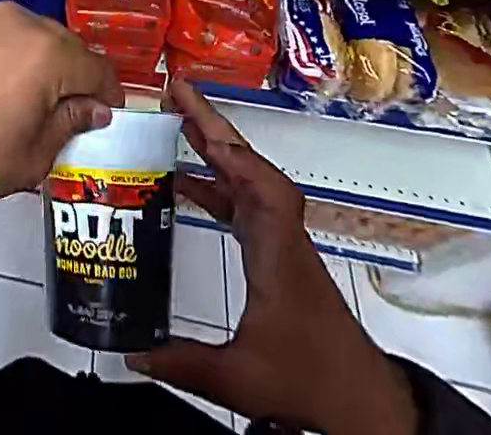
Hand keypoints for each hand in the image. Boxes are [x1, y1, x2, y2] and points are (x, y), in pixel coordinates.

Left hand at [0, 1, 124, 231]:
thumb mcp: (33, 155)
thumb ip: (72, 122)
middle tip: (70, 109)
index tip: (108, 108)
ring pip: (28, 34)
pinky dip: (2, 53)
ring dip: (36, 60)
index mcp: (45, 52)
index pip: (96, 67)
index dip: (108, 91)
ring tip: (26, 97)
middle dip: (72, 75)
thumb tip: (92, 109)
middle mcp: (15, 21)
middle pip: (63, 44)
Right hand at [128, 80, 419, 434]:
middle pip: (248, 166)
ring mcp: (277, 236)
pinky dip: (215, 183)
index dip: (232, 154)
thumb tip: (133, 354)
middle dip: (214, 127)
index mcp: (277, 252)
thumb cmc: (310, 380)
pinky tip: (185, 182)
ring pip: (245, 177)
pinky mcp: (272, 245)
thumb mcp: (242, 381)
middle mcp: (279, 232)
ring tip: (178, 122)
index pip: (263, 188)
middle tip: (177, 94)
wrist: (358, 396)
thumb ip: (184, 364)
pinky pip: (241, 199)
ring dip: (214, 147)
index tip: (198, 124)